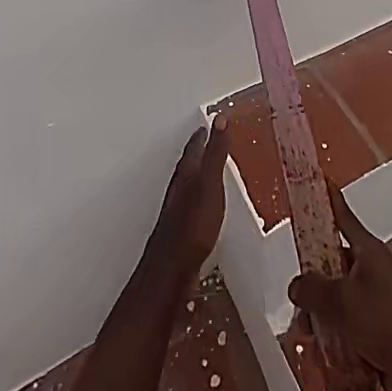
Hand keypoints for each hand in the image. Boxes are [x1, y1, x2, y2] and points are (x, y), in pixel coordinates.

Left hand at [146, 122, 230, 284]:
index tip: (209, 124)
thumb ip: (216, 153)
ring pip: (187, 184)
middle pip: (187, 164)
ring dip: (196, 174)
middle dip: (197, 151)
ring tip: (206, 169)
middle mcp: (179, 191)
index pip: (194, 148)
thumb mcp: (211, 184)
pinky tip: (204, 207)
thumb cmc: (191, 227)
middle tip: (205, 140)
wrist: (172, 269)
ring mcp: (178, 212)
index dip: (202, 135)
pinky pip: (190, 205)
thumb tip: (220, 121)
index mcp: (186, 175)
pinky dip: (198, 197)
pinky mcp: (182, 231)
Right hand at [288, 186, 391, 390]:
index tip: (318, 180)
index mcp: (368, 251)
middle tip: (298, 299)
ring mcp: (372, 299)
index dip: (329, 199)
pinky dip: (329, 335)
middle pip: (331, 263)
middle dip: (311, 282)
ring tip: (307, 335)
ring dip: (317, 315)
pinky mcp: (372, 328)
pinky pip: (342, 323)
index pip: (343, 217)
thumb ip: (313, 289)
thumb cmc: (386, 322)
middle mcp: (370, 270)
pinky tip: (319, 352)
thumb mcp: (343, 300)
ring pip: (333, 298)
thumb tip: (297, 285)